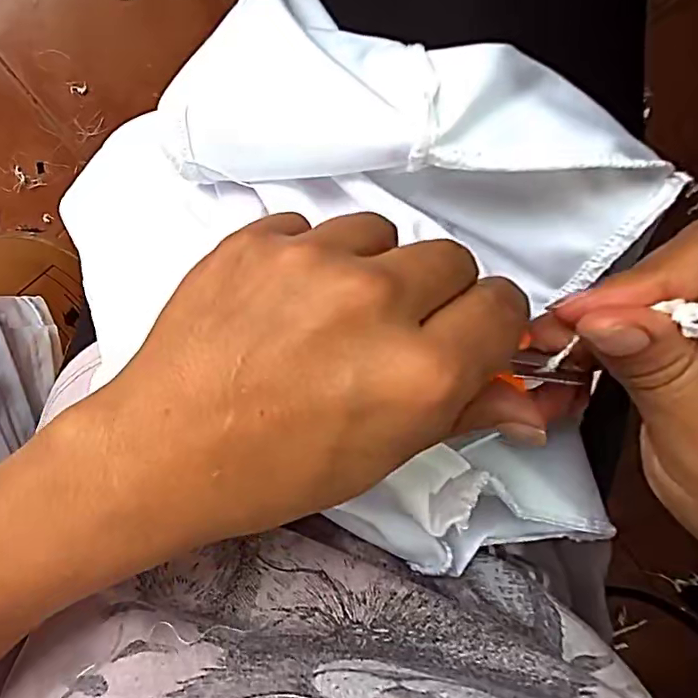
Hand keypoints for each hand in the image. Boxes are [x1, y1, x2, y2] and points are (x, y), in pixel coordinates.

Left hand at [79, 212, 534, 543]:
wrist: (165, 448)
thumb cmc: (276, 470)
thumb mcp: (382, 454)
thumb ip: (464, 410)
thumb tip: (532, 402)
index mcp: (419, 371)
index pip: (503, 305)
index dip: (488, 324)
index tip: (466, 335)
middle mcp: (375, 301)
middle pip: (452, 258)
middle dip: (435, 293)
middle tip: (392, 330)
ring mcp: (312, 260)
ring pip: (384, 233)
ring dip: (373, 266)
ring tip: (330, 311)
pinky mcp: (258, 238)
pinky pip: (314, 227)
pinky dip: (311, 257)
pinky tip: (283, 299)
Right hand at [549, 216, 697, 610]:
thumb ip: (658, 372)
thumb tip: (598, 311)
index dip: (644, 277)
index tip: (584, 320)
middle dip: (629, 297)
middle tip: (568, 339)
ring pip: (693, 287)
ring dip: (633, 316)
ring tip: (583, 352)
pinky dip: (651, 335)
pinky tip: (622, 361)